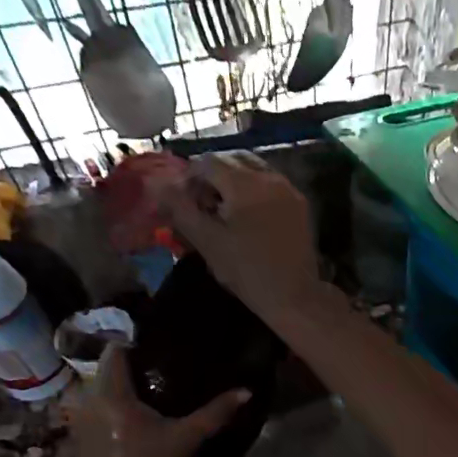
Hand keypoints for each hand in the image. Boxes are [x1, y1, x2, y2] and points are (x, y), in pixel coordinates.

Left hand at [64, 347, 249, 456]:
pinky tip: (133, 416)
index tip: (159, 348)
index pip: (115, 351)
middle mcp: (87, 401)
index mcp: (111, 395)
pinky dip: (111, 405)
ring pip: (99, 390)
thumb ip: (215, 413)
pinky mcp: (77, 437)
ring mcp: (77, 420)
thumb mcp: (186, 440)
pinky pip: (93, 408)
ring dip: (121, 388)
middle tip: (162, 370)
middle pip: (107, 370)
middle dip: (132, 368)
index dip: (136, 345)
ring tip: (151, 391)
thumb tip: (246, 391)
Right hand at [167, 151, 320, 316]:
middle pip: (233, 160)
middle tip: (203, 203)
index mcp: (244, 183)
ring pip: (254, 169)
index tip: (184, 201)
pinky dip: (255, 189)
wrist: (294, 295)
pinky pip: (272, 184)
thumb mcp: (207, 241)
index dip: (190, 177)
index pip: (208, 162)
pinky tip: (248, 215)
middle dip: (213, 175)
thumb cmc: (246, 270)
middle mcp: (269, 178)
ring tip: (224, 209)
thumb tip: (157, 184)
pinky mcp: (300, 204)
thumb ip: (180, 208)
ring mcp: (289, 189)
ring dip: (234, 180)